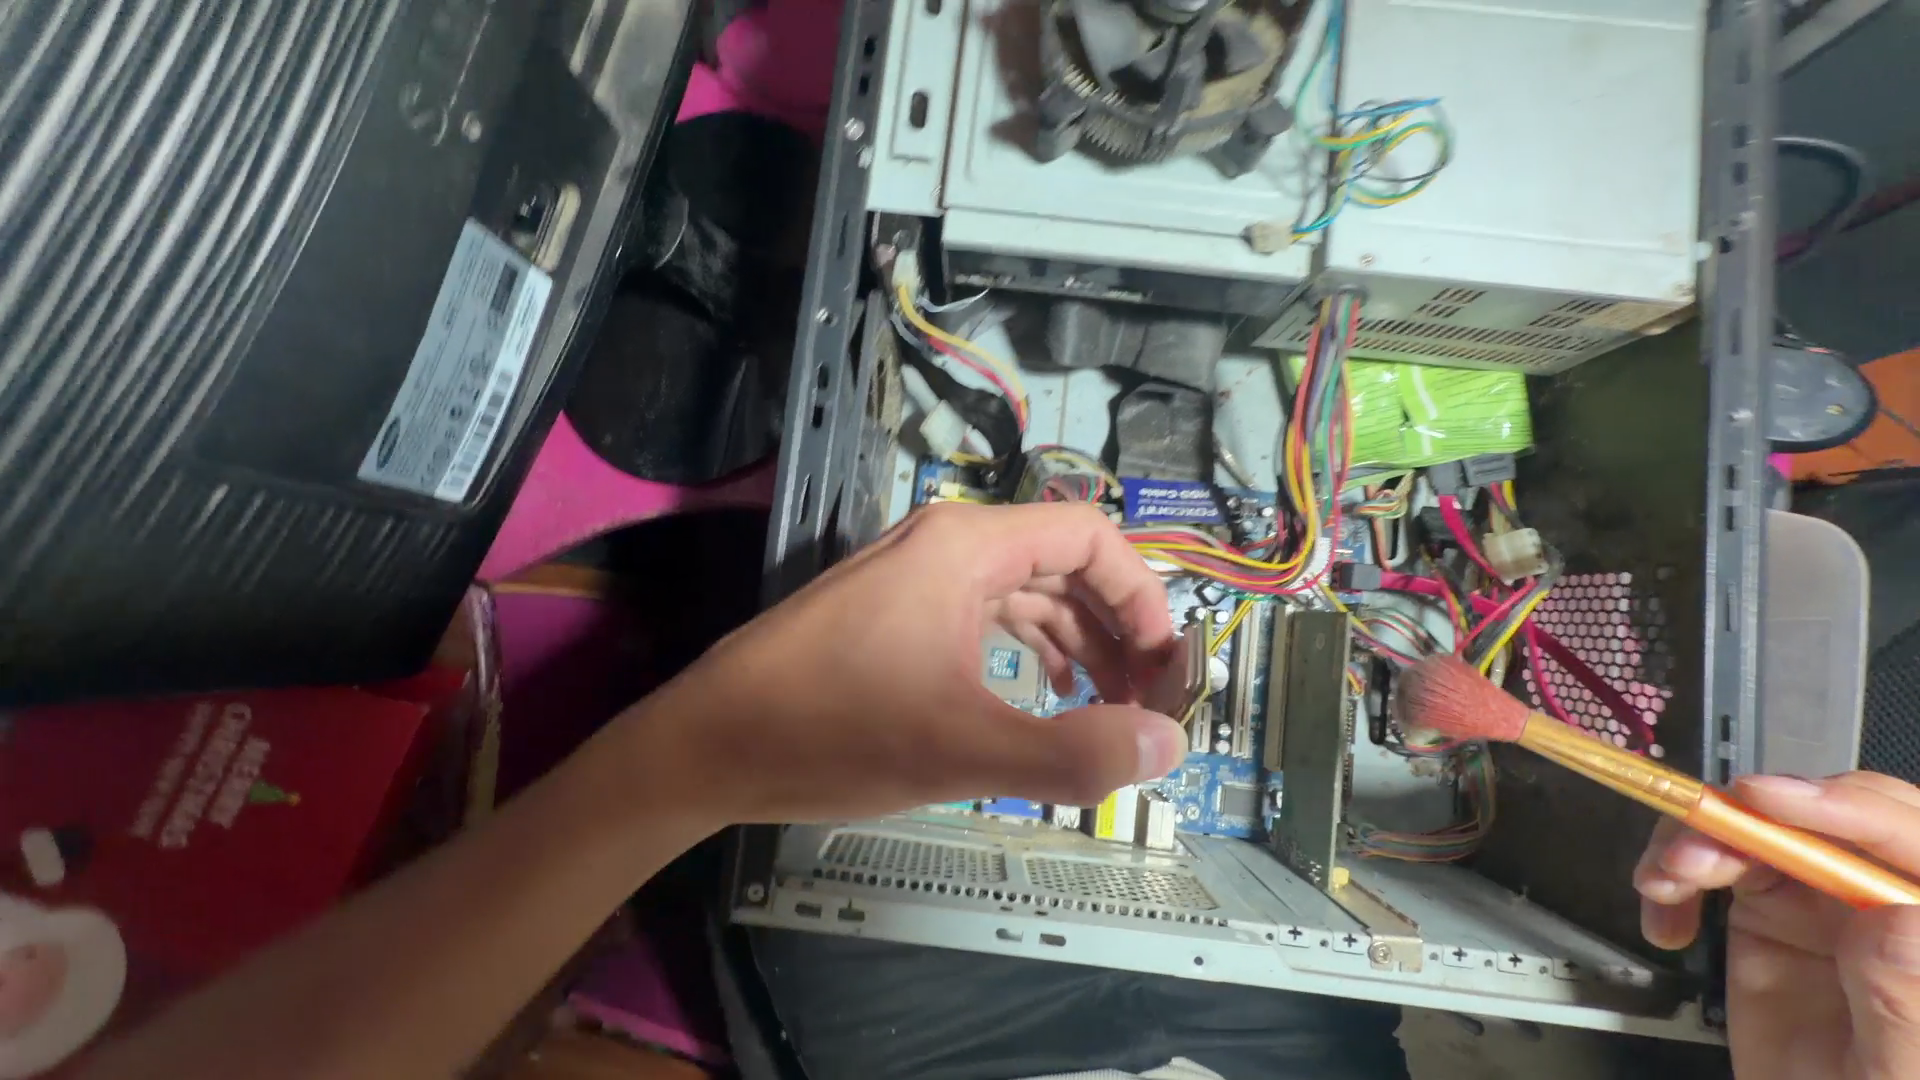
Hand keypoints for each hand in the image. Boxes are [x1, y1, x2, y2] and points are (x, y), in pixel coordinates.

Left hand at [631, 502, 1190, 823]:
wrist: (707, 743)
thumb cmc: (833, 730)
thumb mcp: (963, 749)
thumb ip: (1074, 751)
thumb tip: (1170, 744)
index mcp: (967, 546)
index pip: (1089, 536)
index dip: (1141, 595)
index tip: (1164, 666)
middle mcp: (944, 543)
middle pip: (1060, 562)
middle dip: (1113, 626)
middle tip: (1144, 699)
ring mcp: (915, 577)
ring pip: (1022, 592)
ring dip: (1072, 641)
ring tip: (1105, 706)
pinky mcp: (893, 612)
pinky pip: (982, 615)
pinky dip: (1024, 649)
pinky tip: (1040, 693)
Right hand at [1635, 772, 1919, 1079]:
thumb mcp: (1898, 1078)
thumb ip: (1905, 1004)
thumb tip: (1903, 914)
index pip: (1908, 840)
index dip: (1842, 807)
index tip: (1764, 799)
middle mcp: (1887, 908)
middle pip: (1826, 821)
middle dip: (1747, 820)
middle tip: (1691, 856)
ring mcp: (1828, 906)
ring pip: (1758, 828)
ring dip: (1694, 843)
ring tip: (1662, 885)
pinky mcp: (1769, 910)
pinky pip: (1714, 859)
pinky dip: (1672, 873)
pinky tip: (1663, 913)